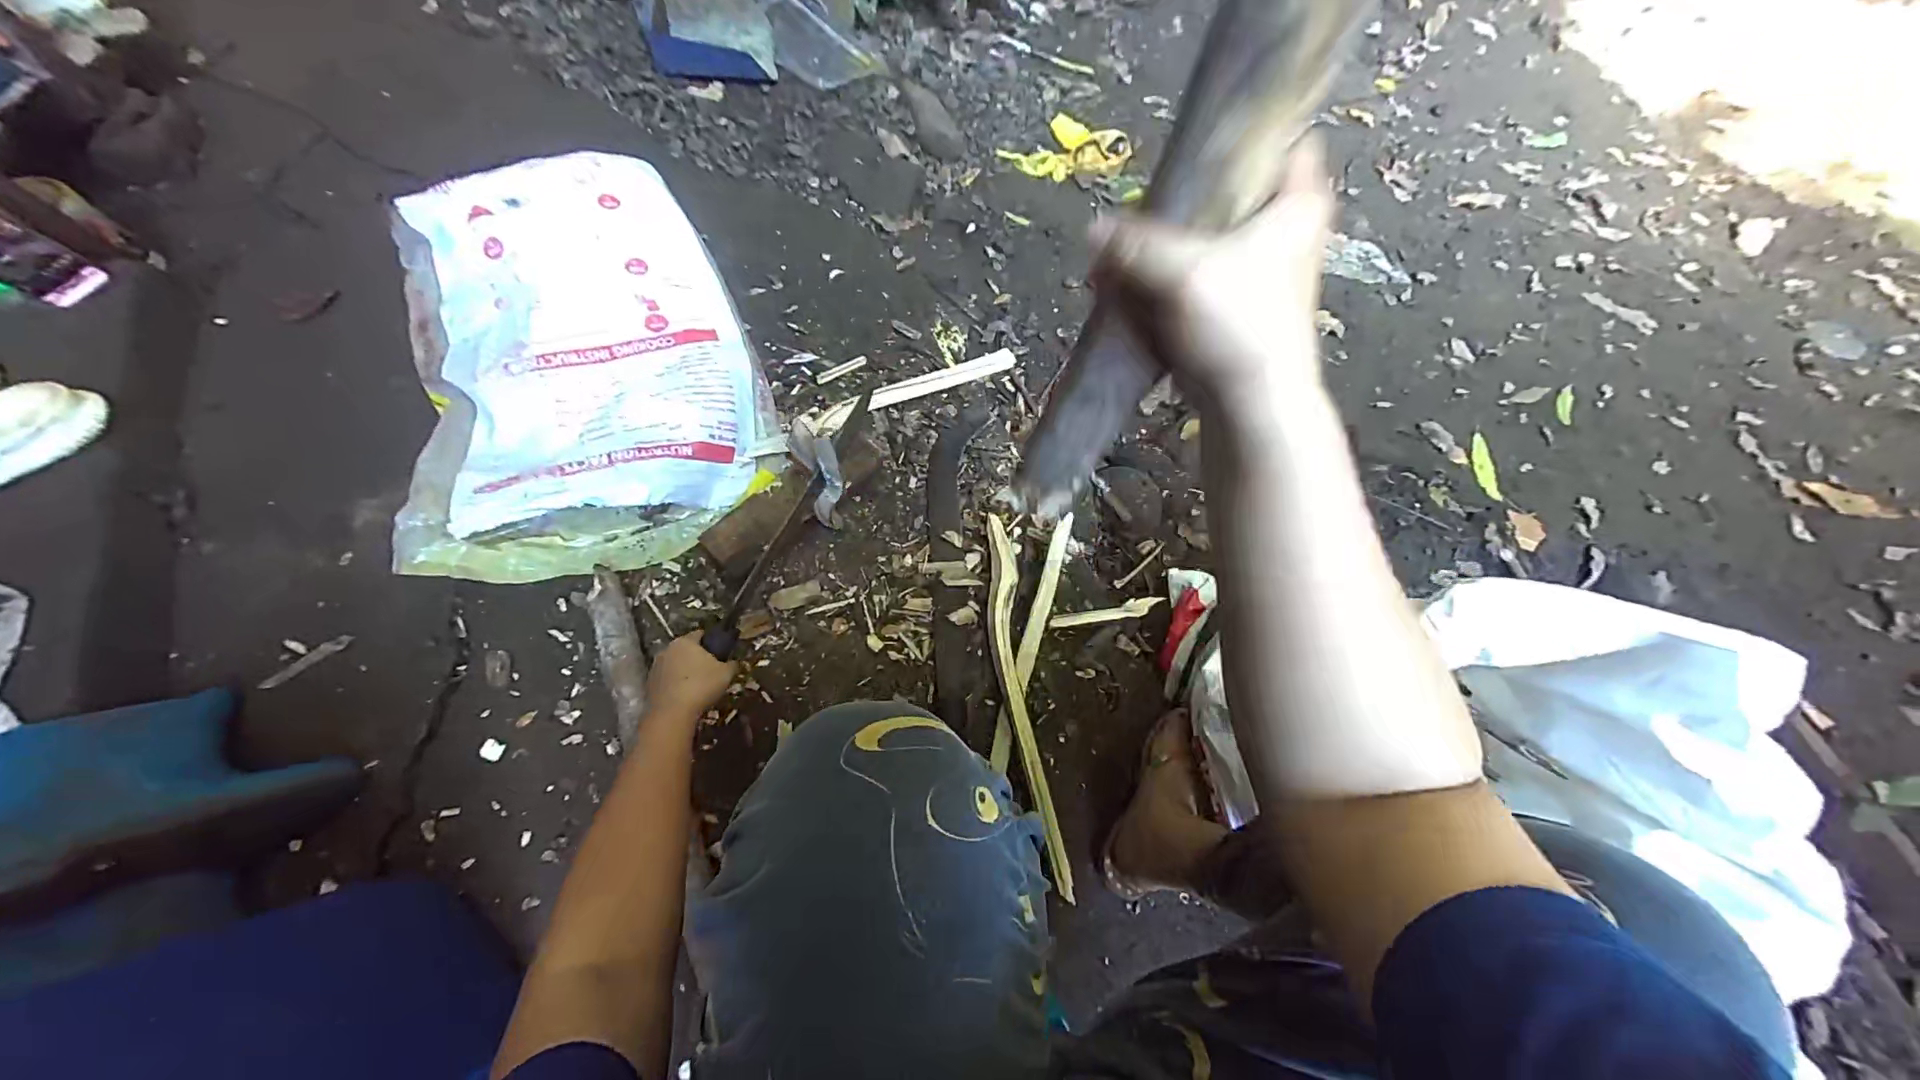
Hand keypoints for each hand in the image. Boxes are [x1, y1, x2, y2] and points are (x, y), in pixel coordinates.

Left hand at [646, 633, 734, 718]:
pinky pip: (666, 679)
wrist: (672, 713)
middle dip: (697, 657)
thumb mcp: (726, 673)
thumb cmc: (701, 686)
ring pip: (675, 664)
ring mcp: (655, 667)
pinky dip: (675, 684)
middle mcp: (667, 649)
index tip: (720, 653)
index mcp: (685, 641)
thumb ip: (732, 664)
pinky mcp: (649, 684)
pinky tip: (684, 695)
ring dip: (684, 671)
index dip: (712, 642)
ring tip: (697, 686)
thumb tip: (733, 662)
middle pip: (686, 649)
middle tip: (711, 670)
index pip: (700, 634)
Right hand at [1089, 135, 1332, 412]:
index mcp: (1295, 206)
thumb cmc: (1239, 327)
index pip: (1279, 141)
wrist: (1250, 403)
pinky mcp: (1224, 310)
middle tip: (1134, 217)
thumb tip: (1093, 230)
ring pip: (1196, 246)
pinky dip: (1157, 286)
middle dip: (1173, 211)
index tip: (1192, 149)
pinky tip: (1125, 291)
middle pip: (1221, 199)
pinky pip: (1184, 284)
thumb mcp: (1183, 272)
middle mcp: (1278, 234)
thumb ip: (1135, 245)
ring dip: (1155, 254)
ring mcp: (1248, 276)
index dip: (1238, 137)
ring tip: (1115, 261)